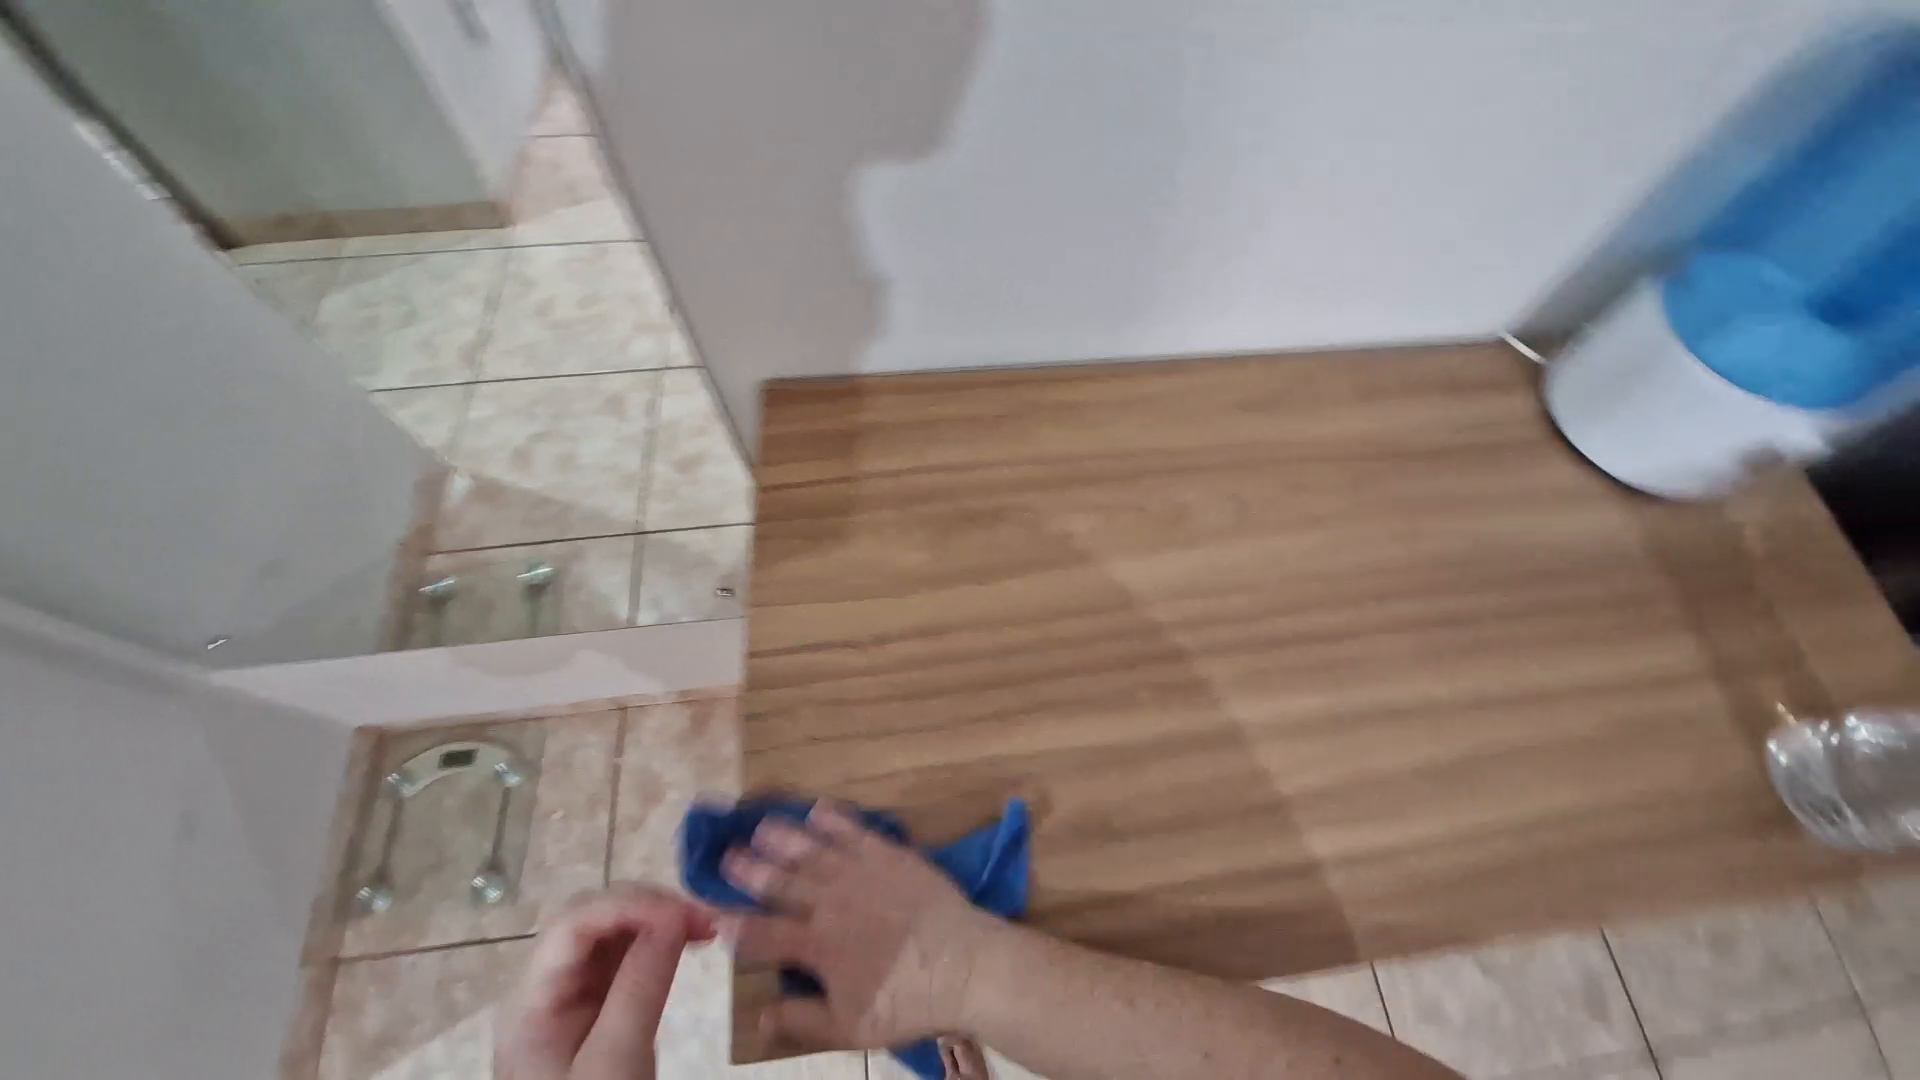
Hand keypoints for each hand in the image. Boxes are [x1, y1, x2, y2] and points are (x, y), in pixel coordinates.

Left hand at [494, 884, 714, 1079]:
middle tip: (706, 922)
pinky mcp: (593, 1009)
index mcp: (530, 1003)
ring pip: (610, 931)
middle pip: (590, 919)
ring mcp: (568, 998)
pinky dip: (658, 942)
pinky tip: (688, 945)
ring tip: (706, 929)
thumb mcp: (615, 1067)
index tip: (688, 917)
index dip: (631, 906)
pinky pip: (623, 956)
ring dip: (657, 920)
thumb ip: (641, 986)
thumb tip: (674, 917)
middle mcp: (543, 989)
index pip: (574, 924)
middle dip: (648, 908)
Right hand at [721, 802, 1004, 1049]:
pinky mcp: (890, 855)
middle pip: (783, 882)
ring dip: (785, 838)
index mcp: (817, 945)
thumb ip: (802, 1021)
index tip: (714, 915)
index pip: (765, 934)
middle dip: (751, 869)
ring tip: (762, 825)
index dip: (737, 926)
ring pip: (813, 850)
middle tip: (727, 854)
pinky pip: (856, 831)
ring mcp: (861, 873)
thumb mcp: (850, 1028)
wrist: (962, 964)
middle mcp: (831, 903)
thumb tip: (759, 1017)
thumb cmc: (907, 1001)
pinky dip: (835, 820)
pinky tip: (819, 809)